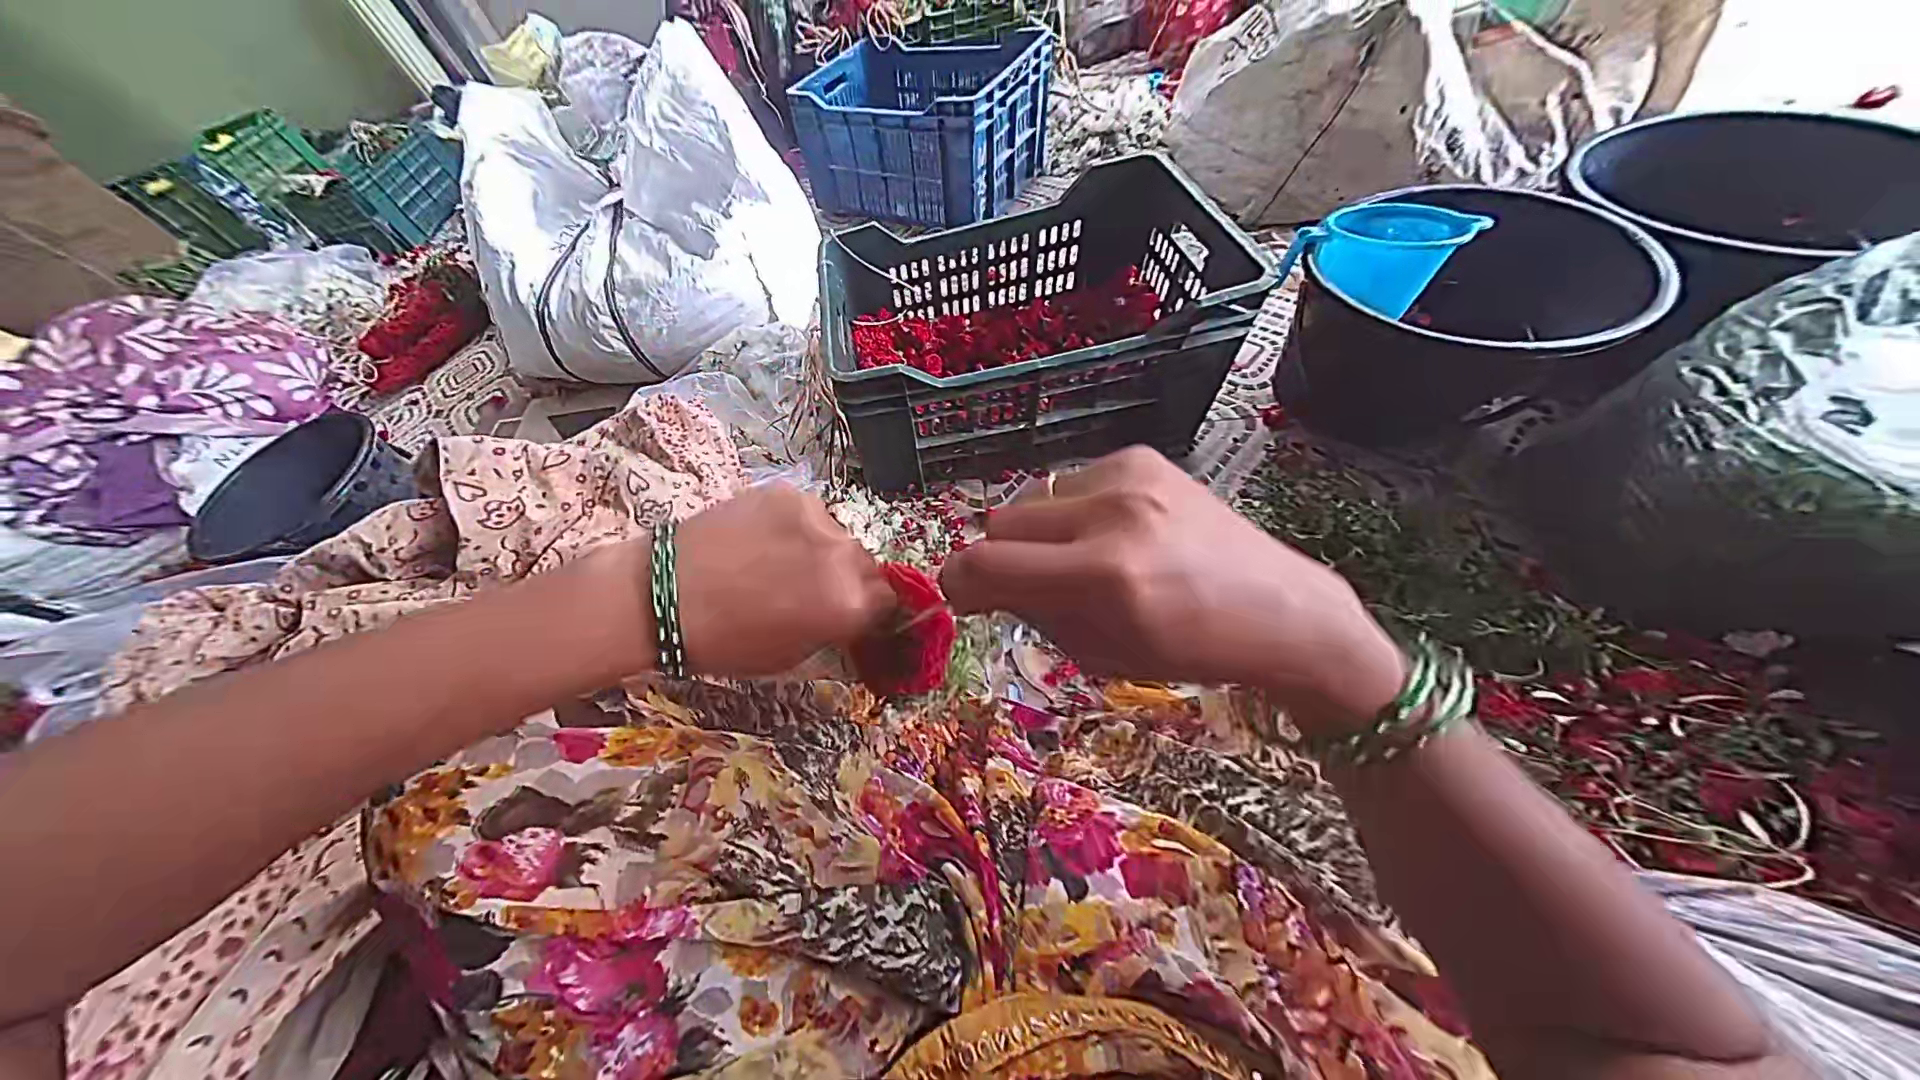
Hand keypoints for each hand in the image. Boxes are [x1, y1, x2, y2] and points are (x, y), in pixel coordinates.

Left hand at [670, 484, 895, 676]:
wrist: (659, 594)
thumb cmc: (724, 641)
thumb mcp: (791, 656)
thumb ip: (834, 630)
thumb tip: (850, 614)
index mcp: (849, 603)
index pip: (888, 600)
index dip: (869, 608)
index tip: (852, 609)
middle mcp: (843, 555)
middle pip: (867, 564)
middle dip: (848, 578)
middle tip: (813, 587)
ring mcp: (816, 517)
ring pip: (838, 535)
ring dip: (822, 549)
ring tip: (781, 560)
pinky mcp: (788, 492)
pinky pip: (809, 514)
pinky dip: (796, 527)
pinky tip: (764, 540)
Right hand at [939, 446, 1403, 734]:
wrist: (1280, 609)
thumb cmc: (1190, 649)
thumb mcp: (1100, 653)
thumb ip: (1032, 612)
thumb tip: (982, 583)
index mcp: (1104, 577)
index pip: (986, 564)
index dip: (957, 583)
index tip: (961, 595)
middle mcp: (1113, 514)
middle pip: (999, 521)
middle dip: (1001, 558)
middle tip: (1030, 583)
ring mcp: (1131, 477)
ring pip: (1033, 497)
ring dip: (1041, 532)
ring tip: (1084, 556)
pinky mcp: (1143, 457)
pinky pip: (1072, 481)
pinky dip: (1075, 510)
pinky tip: (1116, 531)